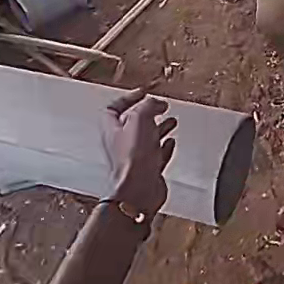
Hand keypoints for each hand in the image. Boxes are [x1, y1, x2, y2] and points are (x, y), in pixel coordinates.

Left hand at [106, 89, 176, 217]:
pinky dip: (165, 147)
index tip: (142, 93)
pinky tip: (170, 142)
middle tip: (159, 107)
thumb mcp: (140, 119)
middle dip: (148, 113)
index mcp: (112, 129)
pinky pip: (157, 154)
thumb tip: (156, 102)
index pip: (114, 108)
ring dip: (160, 128)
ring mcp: (135, 157)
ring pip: (148, 138)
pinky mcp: (148, 169)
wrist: (138, 190)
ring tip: (170, 121)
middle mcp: (121, 143)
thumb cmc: (132, 159)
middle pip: (133, 123)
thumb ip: (148, 106)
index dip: (127, 98)